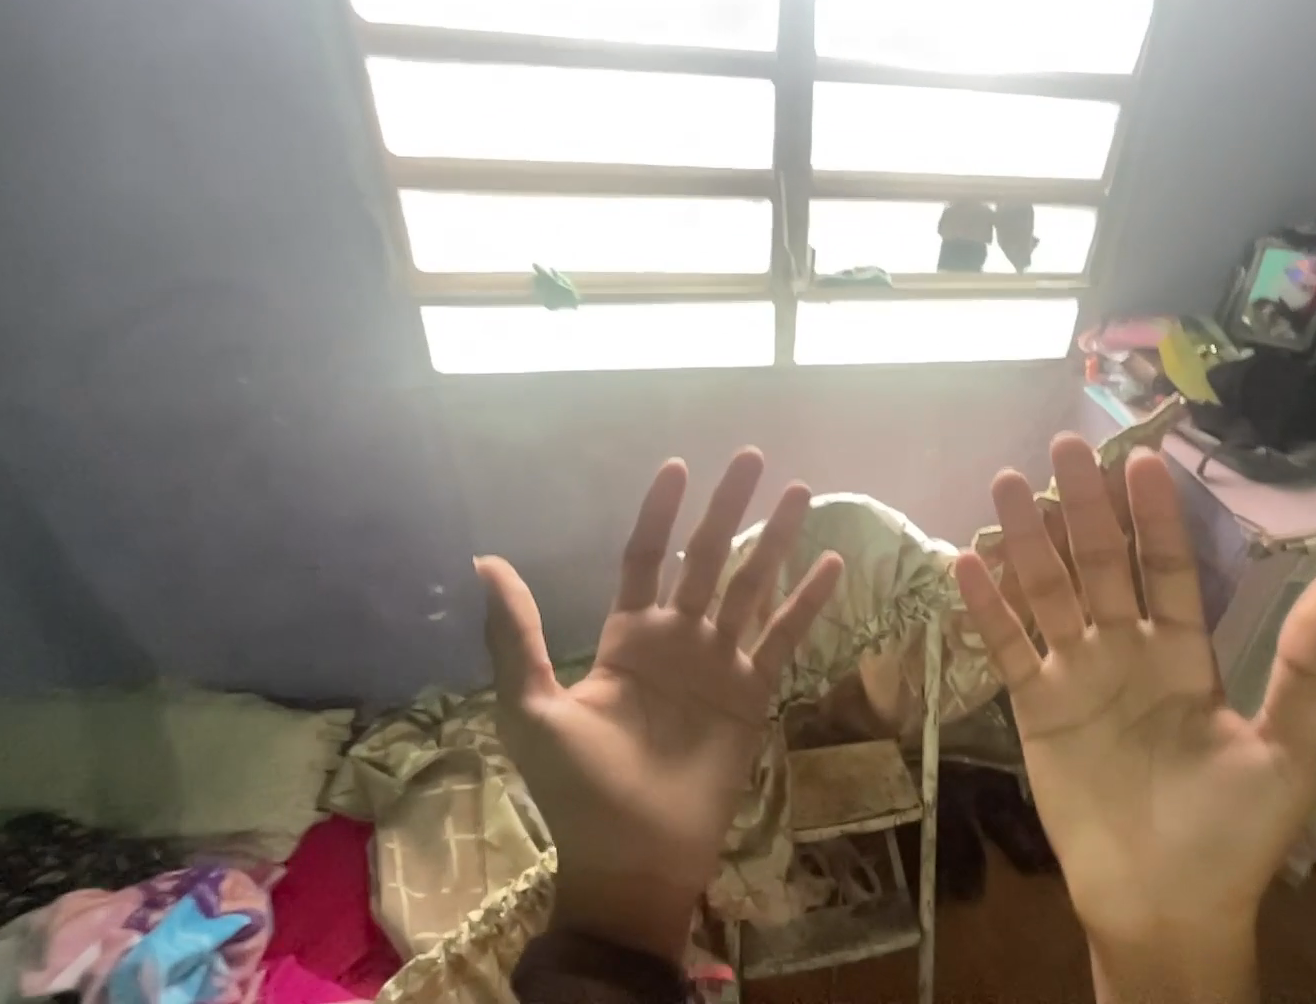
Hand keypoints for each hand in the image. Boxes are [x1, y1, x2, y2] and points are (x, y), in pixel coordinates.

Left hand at [477, 449, 842, 961]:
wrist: (631, 857)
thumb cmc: (578, 786)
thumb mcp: (531, 709)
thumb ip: (516, 635)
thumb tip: (484, 562)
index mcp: (629, 636)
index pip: (647, 557)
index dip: (659, 512)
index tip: (678, 466)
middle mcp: (679, 638)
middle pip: (708, 557)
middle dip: (729, 507)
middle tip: (752, 458)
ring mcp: (721, 663)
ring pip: (754, 585)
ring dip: (777, 540)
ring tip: (800, 492)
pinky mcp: (754, 693)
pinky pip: (786, 637)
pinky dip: (809, 602)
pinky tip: (832, 563)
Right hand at [954, 434, 1315, 1001]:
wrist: (1165, 907)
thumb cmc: (1235, 835)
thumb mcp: (1291, 752)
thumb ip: (1310, 665)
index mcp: (1184, 654)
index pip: (1166, 568)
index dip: (1154, 517)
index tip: (1140, 460)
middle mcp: (1125, 651)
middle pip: (1098, 565)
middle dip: (1080, 507)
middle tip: (1061, 447)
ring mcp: (1075, 675)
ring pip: (1046, 593)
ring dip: (1025, 541)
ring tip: (1004, 485)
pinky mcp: (1034, 707)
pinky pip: (1006, 648)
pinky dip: (987, 608)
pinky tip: (967, 564)